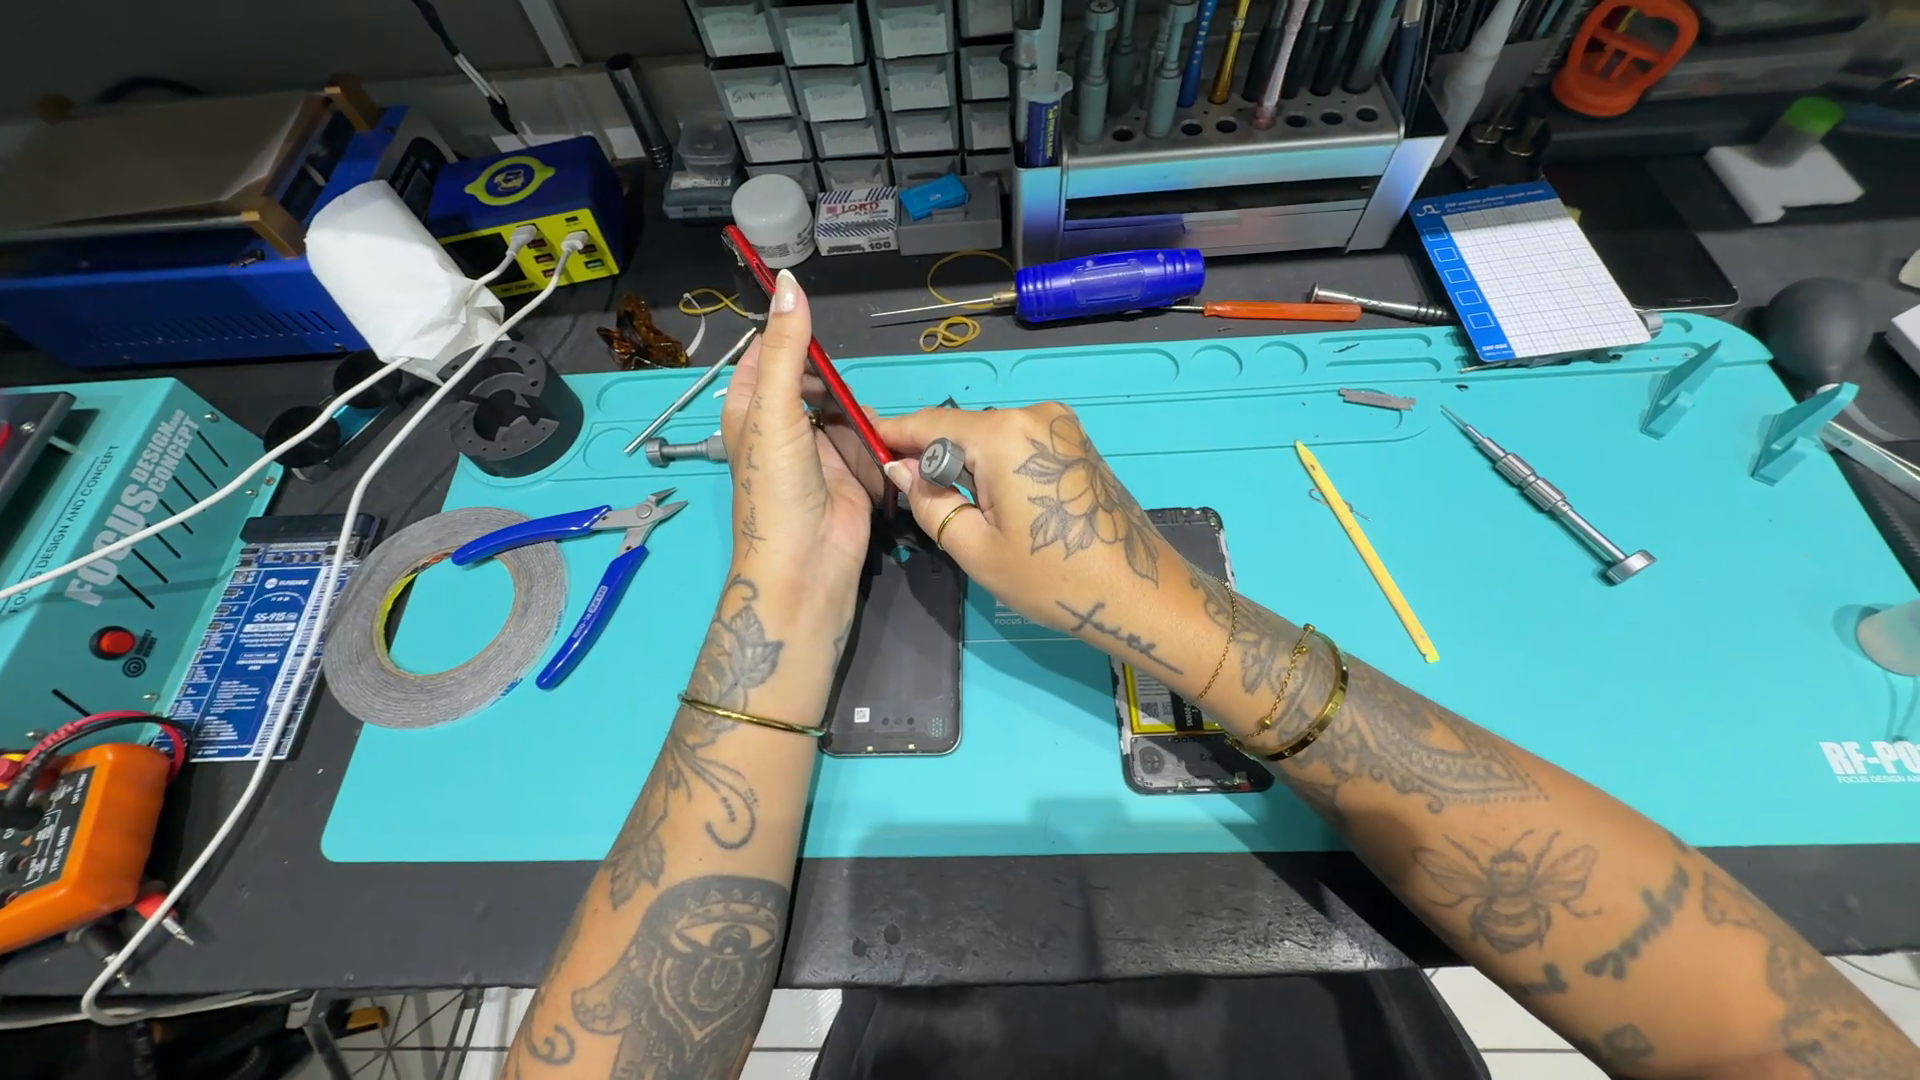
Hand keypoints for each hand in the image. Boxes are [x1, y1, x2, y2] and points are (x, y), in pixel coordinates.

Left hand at [720, 270, 870, 600]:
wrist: (809, 563)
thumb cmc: (776, 486)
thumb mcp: (774, 410)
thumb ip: (784, 348)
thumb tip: (788, 283)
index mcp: (750, 408)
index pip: (766, 353)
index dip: (788, 333)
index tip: (815, 315)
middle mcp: (783, 425)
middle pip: (813, 379)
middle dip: (832, 381)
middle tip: (841, 390)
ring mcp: (819, 449)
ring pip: (846, 408)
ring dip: (858, 413)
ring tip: (861, 425)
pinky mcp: (851, 470)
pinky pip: (867, 439)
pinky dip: (875, 441)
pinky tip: (879, 447)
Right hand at [876, 404, 1172, 636]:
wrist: (1138, 593)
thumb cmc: (1051, 578)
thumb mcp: (975, 549)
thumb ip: (930, 501)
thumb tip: (901, 469)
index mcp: (1003, 434)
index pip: (930, 423)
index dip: (893, 433)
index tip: (863, 439)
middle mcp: (1033, 414)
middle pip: (962, 428)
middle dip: (932, 456)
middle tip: (909, 495)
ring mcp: (1060, 425)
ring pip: (990, 438)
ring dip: (965, 464)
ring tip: (956, 509)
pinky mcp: (1075, 442)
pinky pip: (1018, 445)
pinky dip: (995, 466)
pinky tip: (995, 504)